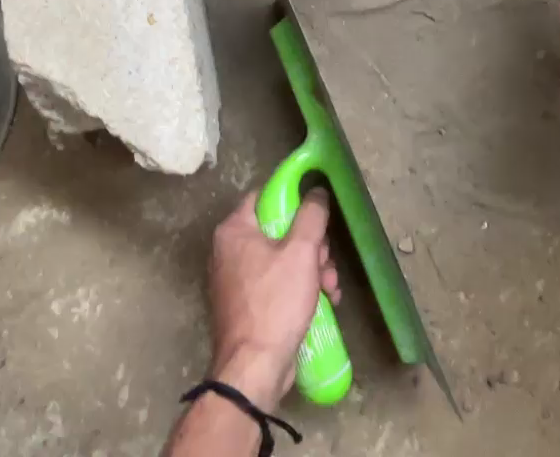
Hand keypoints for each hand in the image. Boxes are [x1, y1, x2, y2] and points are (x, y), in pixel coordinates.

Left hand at [206, 189, 340, 411]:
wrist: (255, 367)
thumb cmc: (276, 302)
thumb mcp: (301, 251)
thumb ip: (311, 215)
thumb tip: (316, 192)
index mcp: (234, 230)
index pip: (265, 195)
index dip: (293, 199)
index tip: (317, 211)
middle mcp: (229, 251)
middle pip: (279, 230)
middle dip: (311, 245)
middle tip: (325, 261)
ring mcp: (236, 280)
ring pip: (283, 258)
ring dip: (312, 269)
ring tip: (330, 288)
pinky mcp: (247, 305)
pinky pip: (277, 283)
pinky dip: (300, 288)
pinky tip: (325, 301)